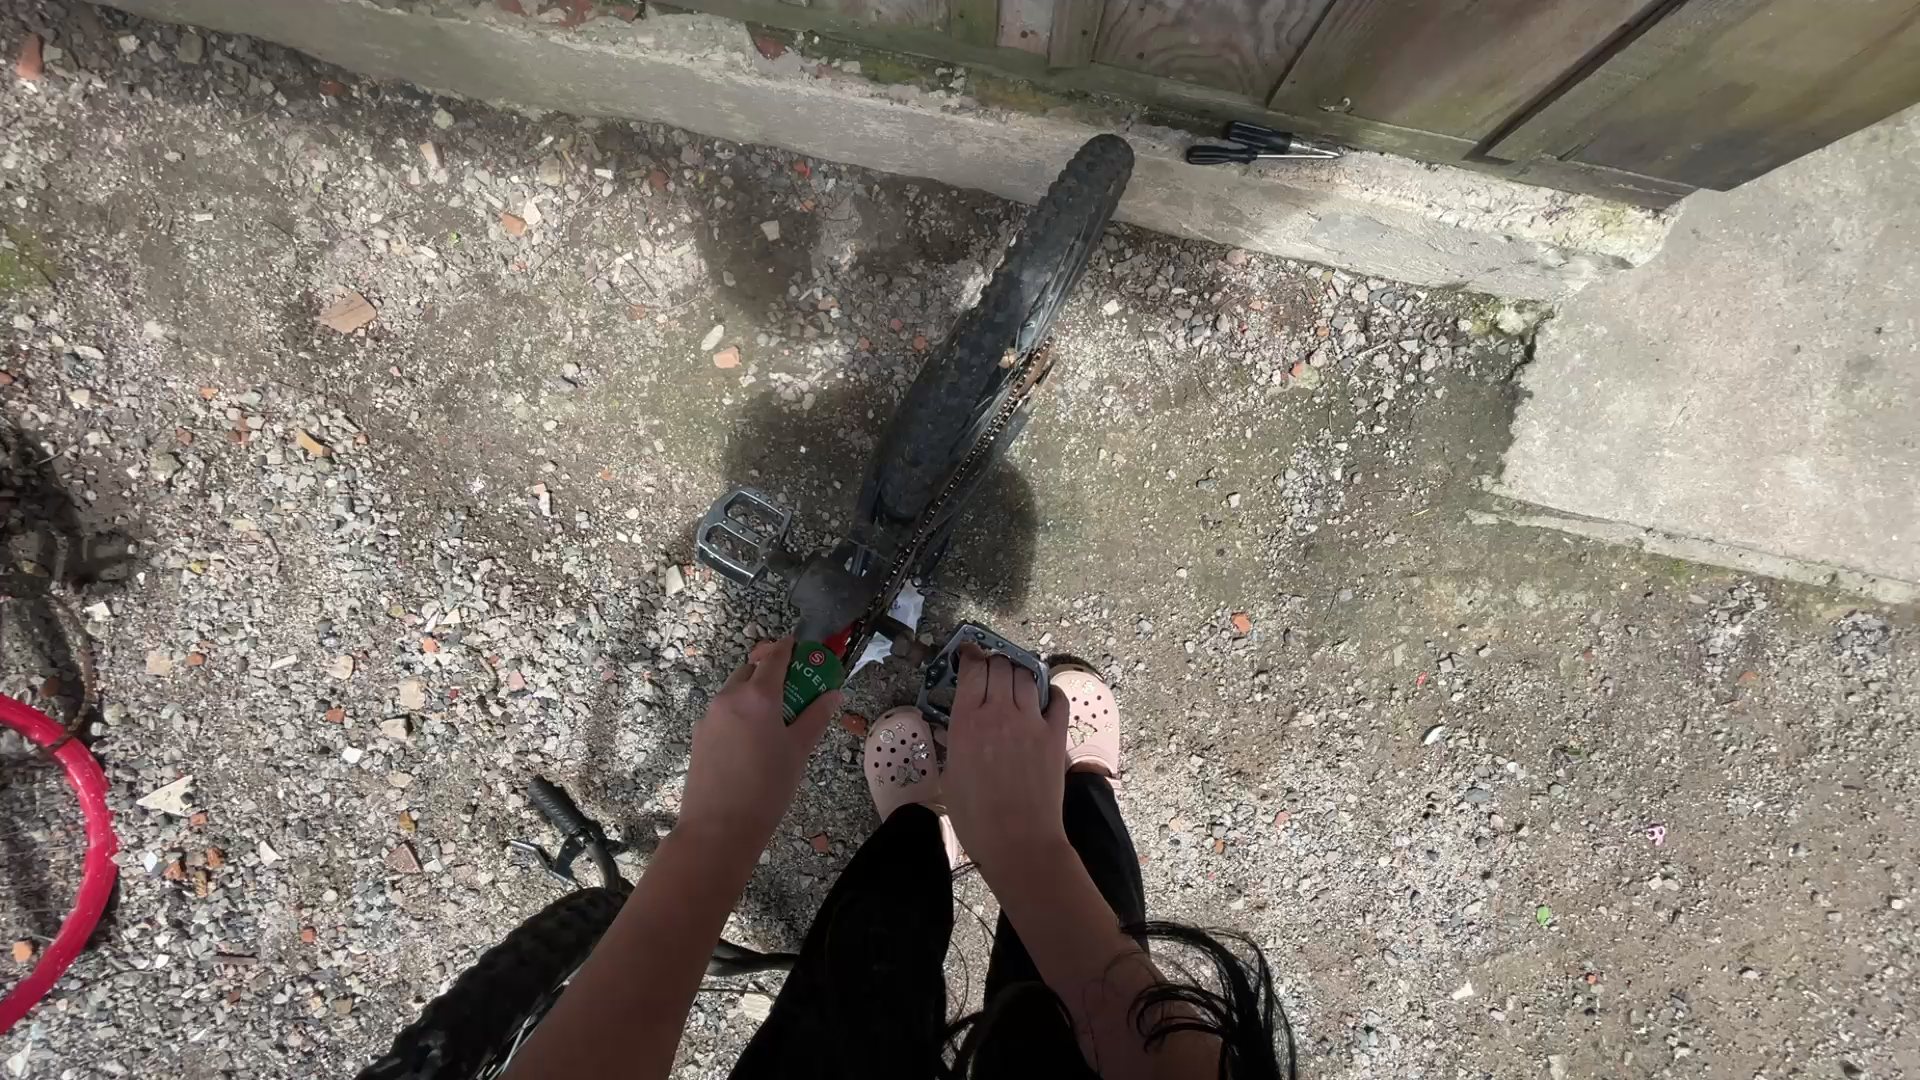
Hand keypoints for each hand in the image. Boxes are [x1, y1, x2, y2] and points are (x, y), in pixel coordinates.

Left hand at [678, 637, 841, 859]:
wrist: (717, 829)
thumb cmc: (767, 787)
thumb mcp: (799, 750)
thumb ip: (817, 716)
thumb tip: (834, 695)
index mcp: (758, 695)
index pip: (774, 656)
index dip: (789, 648)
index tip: (801, 647)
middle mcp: (730, 697)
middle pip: (752, 669)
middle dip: (771, 670)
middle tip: (794, 687)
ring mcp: (710, 715)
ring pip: (735, 689)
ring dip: (754, 691)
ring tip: (775, 717)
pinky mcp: (699, 734)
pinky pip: (724, 710)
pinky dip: (740, 710)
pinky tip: (752, 738)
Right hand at [942, 644, 1072, 879]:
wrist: (1018, 841)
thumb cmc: (975, 817)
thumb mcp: (949, 777)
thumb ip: (949, 745)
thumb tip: (945, 727)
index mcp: (967, 721)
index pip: (973, 669)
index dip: (970, 655)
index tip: (968, 654)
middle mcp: (1000, 712)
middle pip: (1000, 666)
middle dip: (993, 662)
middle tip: (990, 672)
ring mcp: (1031, 721)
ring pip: (1026, 676)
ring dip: (1018, 673)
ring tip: (1014, 681)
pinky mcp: (1055, 735)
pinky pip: (1057, 699)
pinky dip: (1050, 692)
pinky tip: (1043, 697)